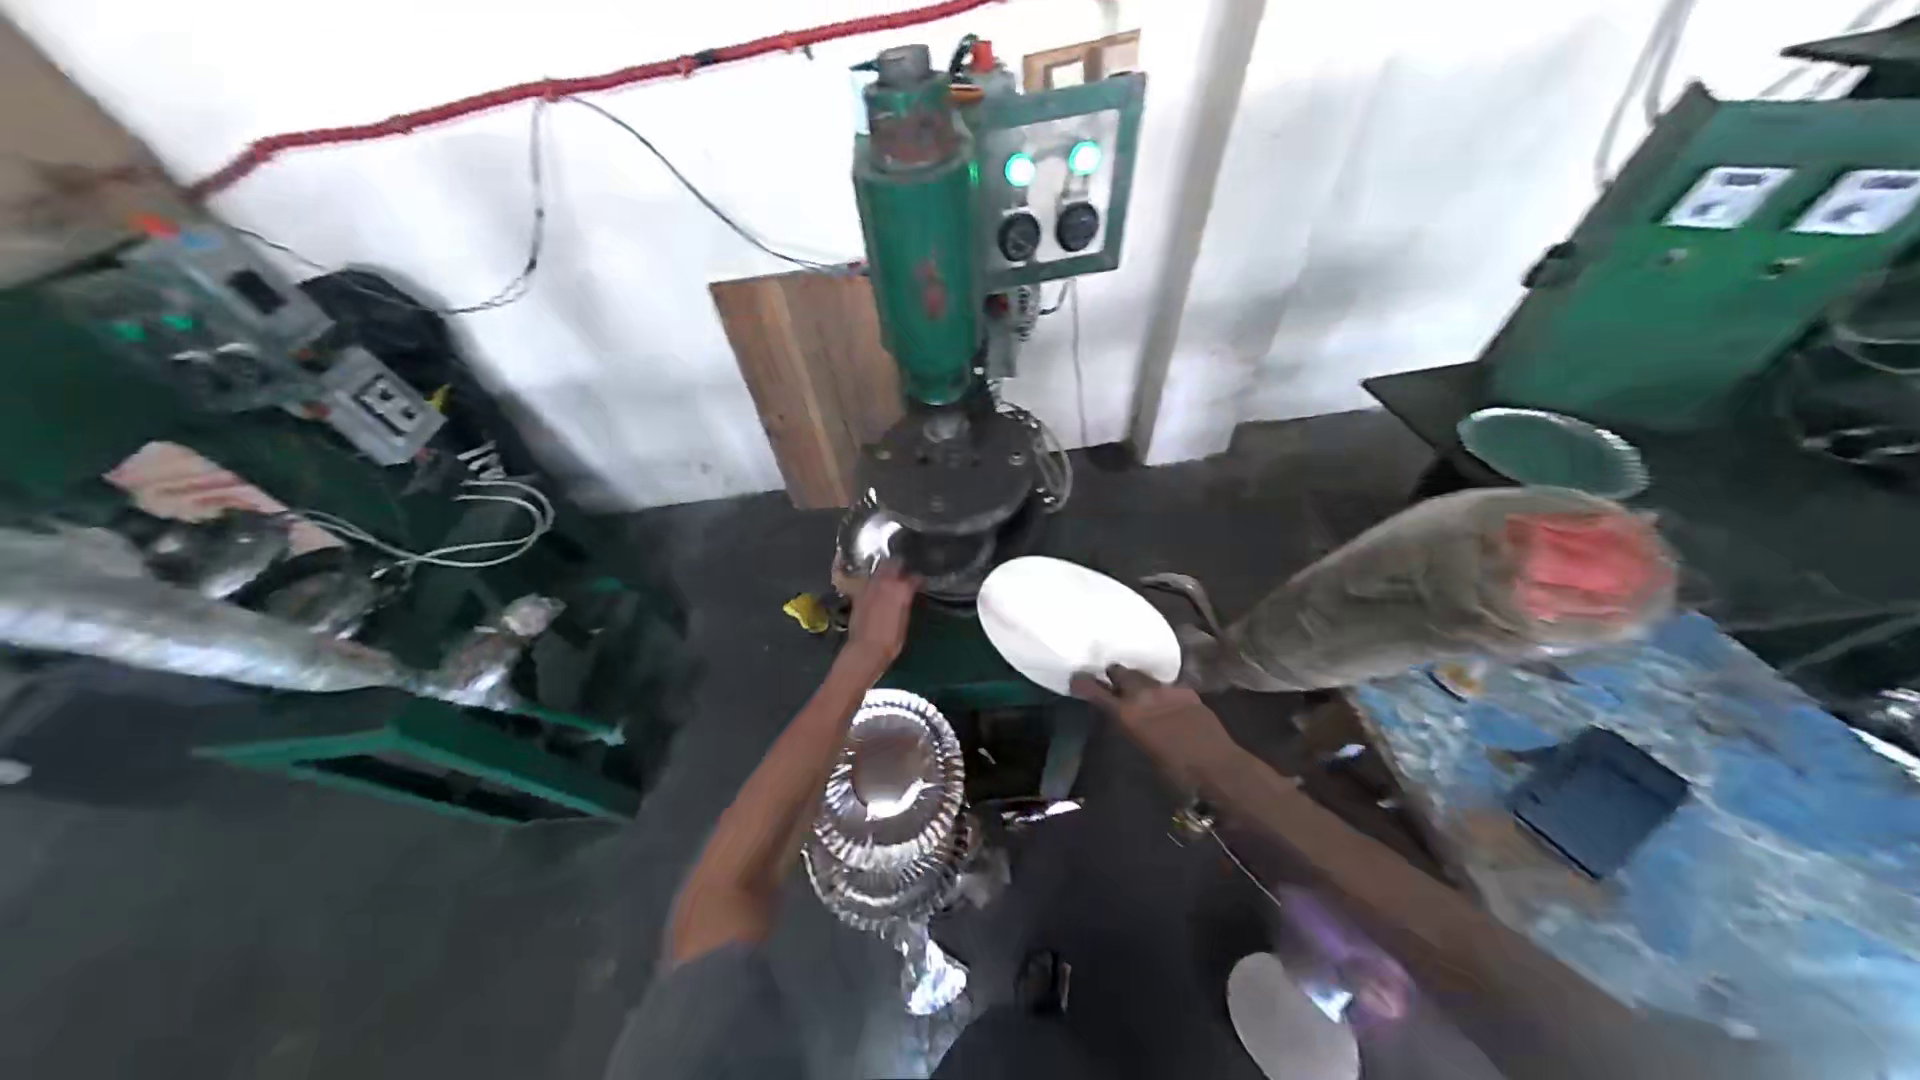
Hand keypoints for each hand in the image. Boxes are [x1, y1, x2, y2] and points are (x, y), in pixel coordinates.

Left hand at [844, 561, 917, 673]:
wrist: (866, 648)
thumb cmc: (891, 640)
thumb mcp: (905, 620)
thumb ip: (906, 601)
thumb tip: (907, 594)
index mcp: (901, 589)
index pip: (915, 577)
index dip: (919, 580)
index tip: (920, 583)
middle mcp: (885, 582)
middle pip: (894, 562)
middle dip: (900, 565)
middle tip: (904, 572)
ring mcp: (870, 586)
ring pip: (880, 568)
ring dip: (886, 571)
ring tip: (891, 578)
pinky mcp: (859, 592)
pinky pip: (869, 580)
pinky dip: (875, 581)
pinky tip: (877, 588)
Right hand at [1071, 665, 1239, 788]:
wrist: (1216, 766)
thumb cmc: (1174, 772)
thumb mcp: (1141, 751)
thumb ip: (1129, 727)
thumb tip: (1124, 718)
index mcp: (1126, 714)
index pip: (1096, 691)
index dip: (1083, 683)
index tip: (1076, 679)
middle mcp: (1142, 695)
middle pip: (1121, 672)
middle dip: (1115, 675)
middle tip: (1113, 681)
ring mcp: (1166, 690)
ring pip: (1145, 676)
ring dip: (1139, 682)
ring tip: (1140, 692)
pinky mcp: (1186, 691)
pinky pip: (1167, 687)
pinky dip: (1162, 693)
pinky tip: (1168, 705)